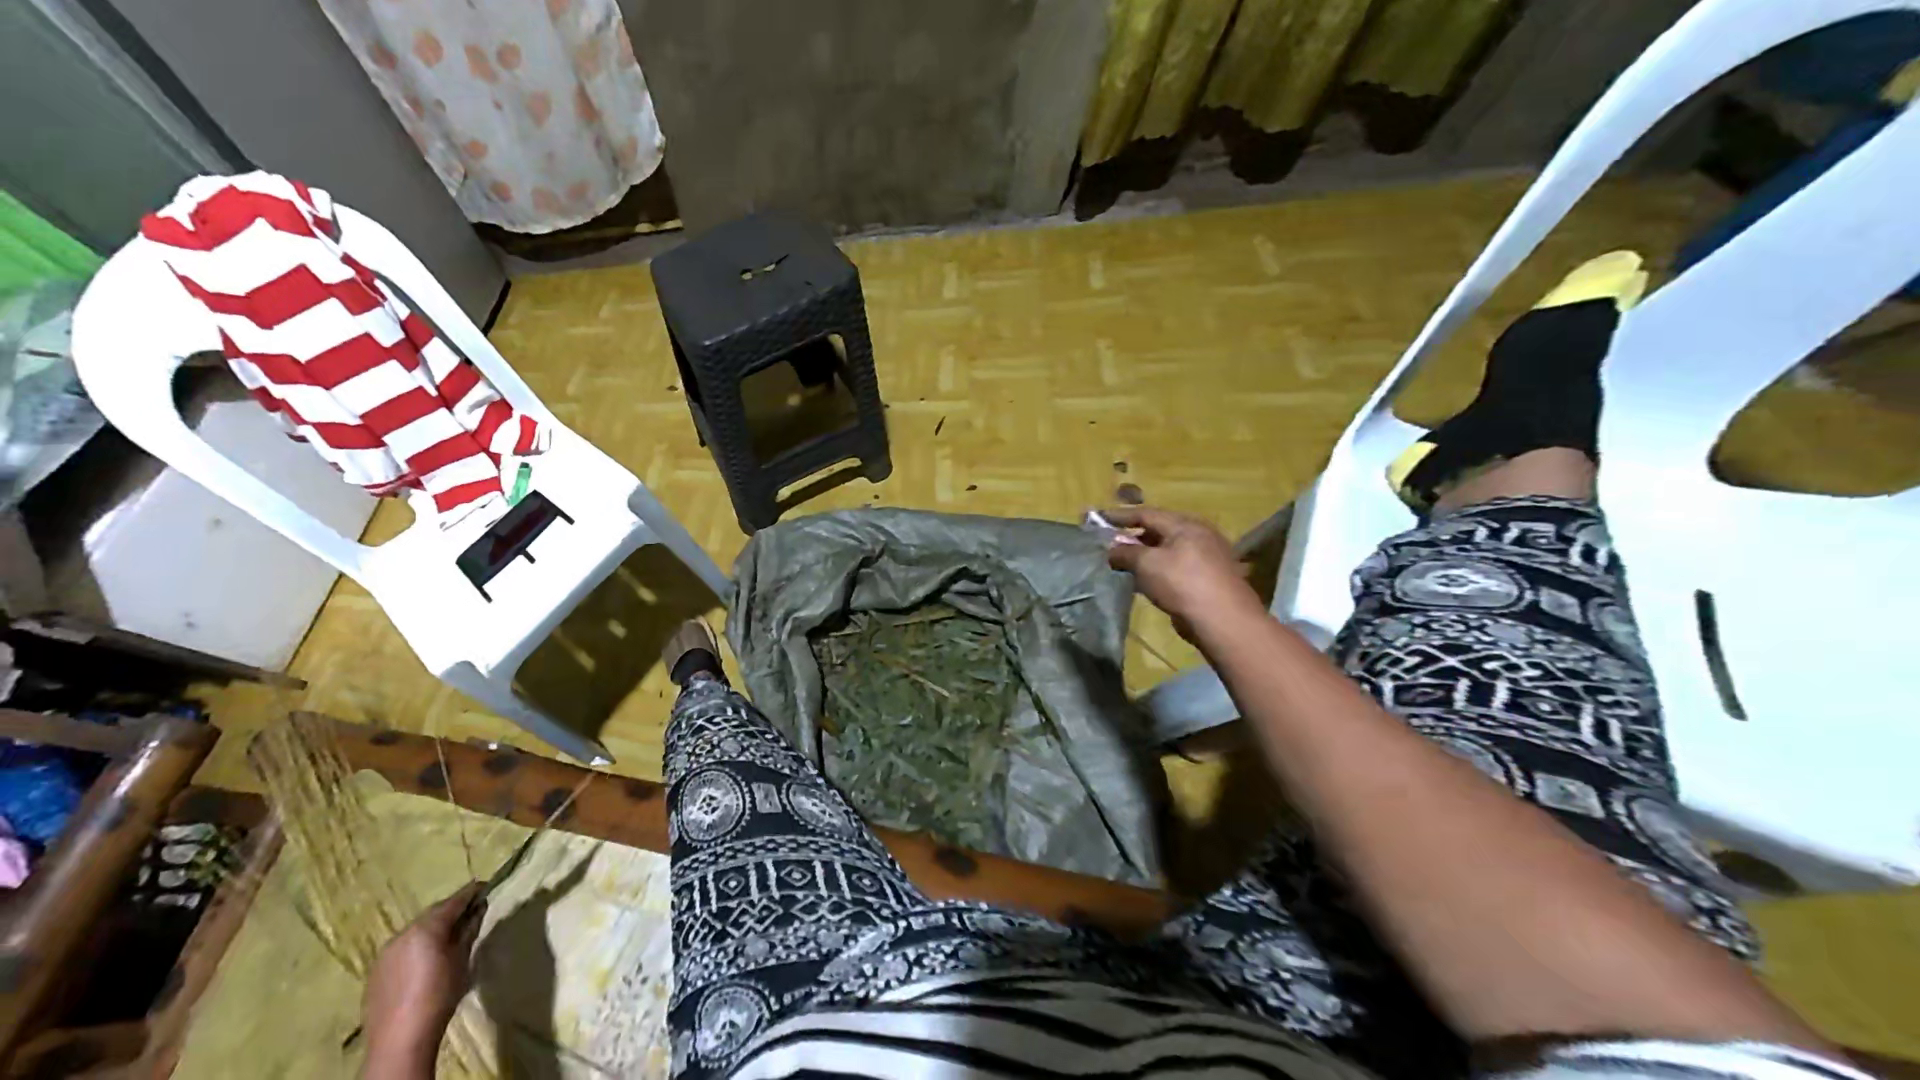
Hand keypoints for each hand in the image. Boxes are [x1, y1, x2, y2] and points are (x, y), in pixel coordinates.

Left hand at [361, 882, 483, 1077]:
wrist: (400, 1039)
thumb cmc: (440, 994)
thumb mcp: (463, 958)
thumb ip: (470, 929)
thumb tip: (478, 908)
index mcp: (426, 928)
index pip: (454, 901)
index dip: (472, 892)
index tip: (487, 887)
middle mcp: (402, 934)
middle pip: (433, 913)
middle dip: (452, 910)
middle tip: (471, 912)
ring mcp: (385, 952)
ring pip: (416, 930)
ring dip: (434, 927)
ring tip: (451, 935)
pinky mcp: (376, 970)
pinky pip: (403, 947)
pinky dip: (418, 944)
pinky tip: (427, 958)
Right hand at [1103, 506, 1260, 634]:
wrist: (1223, 620)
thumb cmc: (1182, 583)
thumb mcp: (1147, 564)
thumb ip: (1126, 552)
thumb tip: (1111, 549)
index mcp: (1185, 524)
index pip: (1147, 513)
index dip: (1121, 516)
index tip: (1099, 518)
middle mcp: (1199, 534)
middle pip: (1160, 529)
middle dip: (1135, 535)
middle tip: (1112, 542)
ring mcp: (1208, 556)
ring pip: (1169, 549)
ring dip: (1147, 554)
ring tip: (1126, 562)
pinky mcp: (1209, 577)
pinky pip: (1177, 566)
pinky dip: (1159, 568)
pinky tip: (1147, 579)